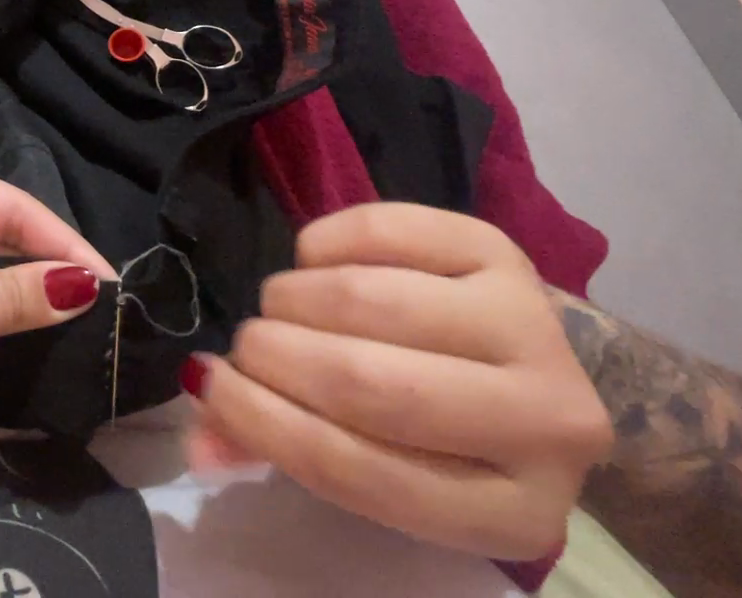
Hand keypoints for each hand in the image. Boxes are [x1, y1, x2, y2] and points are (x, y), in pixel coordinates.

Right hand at [182, 203, 611, 559]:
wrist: (520, 364)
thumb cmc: (426, 431)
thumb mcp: (366, 462)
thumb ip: (275, 450)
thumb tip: (197, 445)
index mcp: (507, 511)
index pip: (356, 471)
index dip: (260, 419)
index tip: (206, 381)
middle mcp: (544, 426)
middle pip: (365, 382)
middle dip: (272, 353)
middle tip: (247, 344)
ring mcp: (532, 328)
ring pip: (372, 301)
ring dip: (292, 298)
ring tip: (281, 307)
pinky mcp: (505, 253)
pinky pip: (385, 231)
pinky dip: (323, 241)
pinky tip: (315, 262)